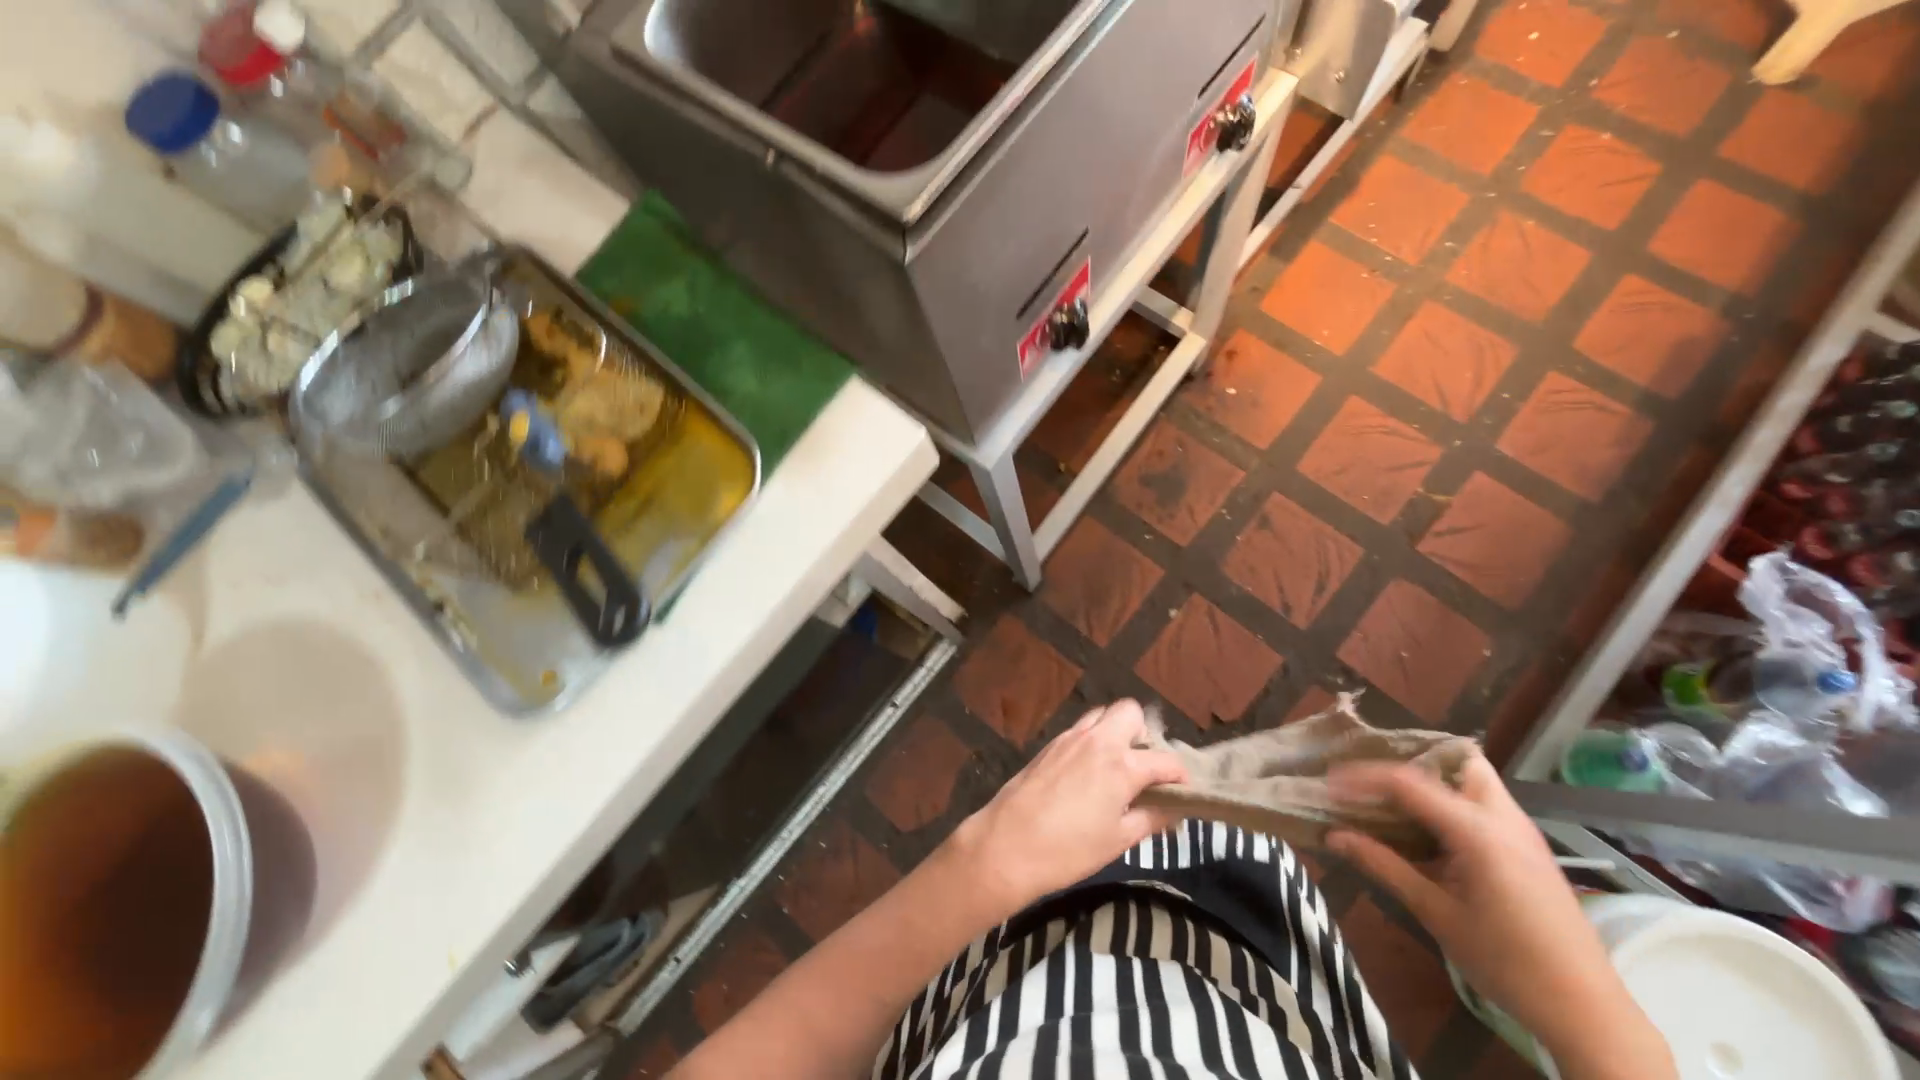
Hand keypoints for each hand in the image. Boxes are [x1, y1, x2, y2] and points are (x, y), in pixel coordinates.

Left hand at [947, 700, 1187, 914]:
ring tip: (1115, 768)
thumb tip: (1175, 811)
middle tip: (1142, 769)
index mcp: (1122, 765)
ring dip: (1115, 732)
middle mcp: (1097, 741)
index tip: (1182, 795)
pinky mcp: (1048, 746)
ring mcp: (1069, 739)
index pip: (1166, 761)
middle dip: (1144, 734)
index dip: (1181, 778)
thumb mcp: (1118, 840)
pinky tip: (1087, 773)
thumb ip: (1151, 819)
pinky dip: (1091, 741)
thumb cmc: (1067, 851)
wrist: (1004, 847)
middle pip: (1131, 712)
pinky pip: (1079, 729)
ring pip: (1102, 714)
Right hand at [1327, 757, 1672, 1077]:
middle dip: (1413, 761)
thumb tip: (1334, 836)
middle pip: (1458, 760)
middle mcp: (1503, 817)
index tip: (1328, 782)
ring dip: (1433, 781)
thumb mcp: (1436, 914)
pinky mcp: (1528, 848)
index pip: (1409, 782)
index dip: (1363, 777)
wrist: (1585, 1007)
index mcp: (1478, 831)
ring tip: (1391, 803)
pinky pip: (1485, 804)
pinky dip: (1451, 803)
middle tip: (1372, 782)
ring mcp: (1522, 831)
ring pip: (1475, 779)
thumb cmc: (1505, 963)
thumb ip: (1385, 867)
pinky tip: (1427, 833)